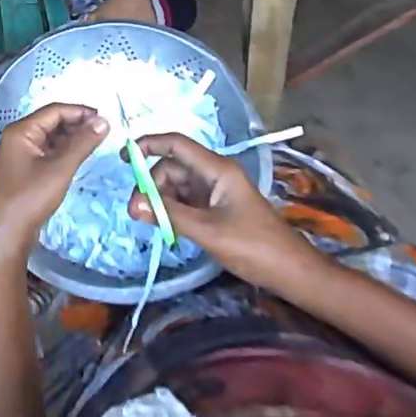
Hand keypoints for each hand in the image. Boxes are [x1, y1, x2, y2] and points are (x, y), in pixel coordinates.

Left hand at [0, 103, 107, 260]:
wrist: (7, 234)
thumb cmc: (31, 197)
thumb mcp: (60, 168)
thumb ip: (83, 143)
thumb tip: (103, 121)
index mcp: (21, 131)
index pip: (54, 111)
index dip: (80, 112)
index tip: (104, 119)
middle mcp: (17, 137)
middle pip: (51, 122)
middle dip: (77, 124)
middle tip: (102, 132)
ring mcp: (19, 154)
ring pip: (50, 137)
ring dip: (71, 138)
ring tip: (95, 143)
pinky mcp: (24, 169)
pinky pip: (47, 151)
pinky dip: (63, 151)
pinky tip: (78, 157)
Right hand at [127, 134, 320, 288]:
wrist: (293, 272)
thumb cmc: (254, 247)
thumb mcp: (207, 231)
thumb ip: (169, 215)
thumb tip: (132, 204)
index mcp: (217, 169)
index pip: (176, 144)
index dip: (148, 144)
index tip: (123, 158)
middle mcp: (215, 174)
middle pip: (172, 167)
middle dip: (151, 184)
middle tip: (137, 212)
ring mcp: (216, 192)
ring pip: (177, 185)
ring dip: (161, 199)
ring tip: (152, 223)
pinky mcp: (217, 209)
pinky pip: (186, 201)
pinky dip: (173, 210)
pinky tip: (166, 227)